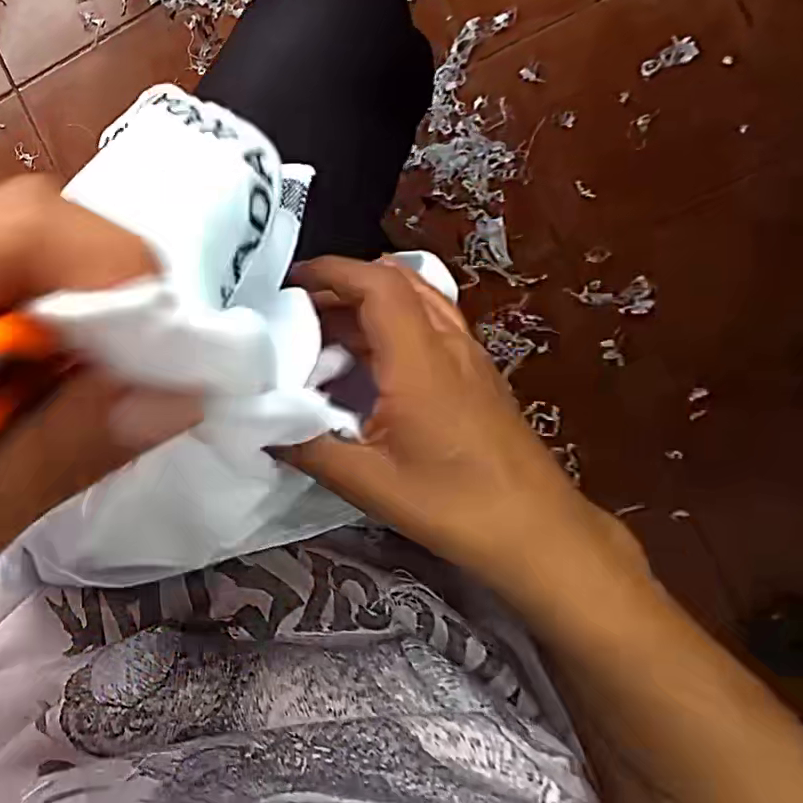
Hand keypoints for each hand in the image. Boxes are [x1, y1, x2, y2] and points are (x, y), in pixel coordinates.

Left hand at [0, 178, 202, 620]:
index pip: (16, 231)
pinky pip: (54, 266)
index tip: (159, 338)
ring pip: (55, 234)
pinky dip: (94, 306)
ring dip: (109, 290)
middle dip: (115, 274)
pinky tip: (91, 364)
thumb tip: (176, 396)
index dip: (104, 264)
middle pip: (40, 217)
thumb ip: (57, 455)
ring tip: (123, 364)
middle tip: (150, 353)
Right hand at [284, 256, 622, 578]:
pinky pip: (429, 320)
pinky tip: (368, 358)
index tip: (290, 282)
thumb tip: (262, 424)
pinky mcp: (475, 370)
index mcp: (420, 359)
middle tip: (299, 307)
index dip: (330, 271)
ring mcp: (467, 353)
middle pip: (395, 280)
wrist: (539, 531)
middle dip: (342, 282)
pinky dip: (391, 319)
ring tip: (327, 326)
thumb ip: (309, 447)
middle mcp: (448, 342)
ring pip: (415, 297)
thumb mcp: (368, 482)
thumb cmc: (455, 505)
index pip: (376, 284)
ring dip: (368, 298)